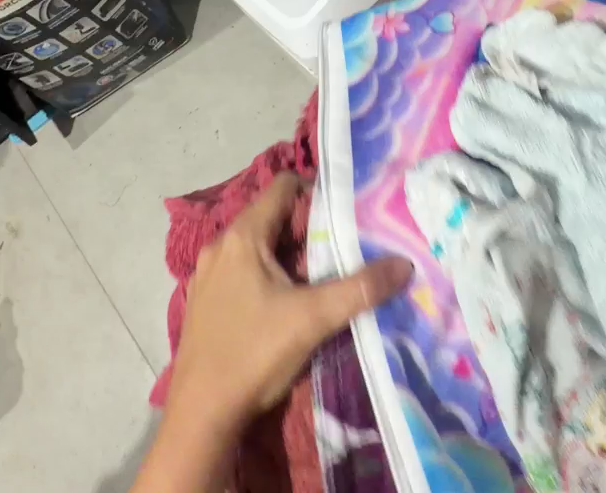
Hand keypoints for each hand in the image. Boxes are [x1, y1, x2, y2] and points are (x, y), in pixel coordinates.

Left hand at [168, 171, 413, 432]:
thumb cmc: (254, 355)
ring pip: (260, 247)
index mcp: (242, 237)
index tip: (347, 210)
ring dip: (292, 255)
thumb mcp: (314, 318)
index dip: (317, 190)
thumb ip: (361, 287)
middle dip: (310, 227)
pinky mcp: (207, 303)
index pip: (283, 186)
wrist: (201, 418)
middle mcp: (220, 247)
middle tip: (345, 245)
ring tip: (326, 273)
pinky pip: (246, 271)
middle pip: (274, 217)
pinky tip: (292, 303)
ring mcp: (209, 276)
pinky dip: (271, 275)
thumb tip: (404, 264)